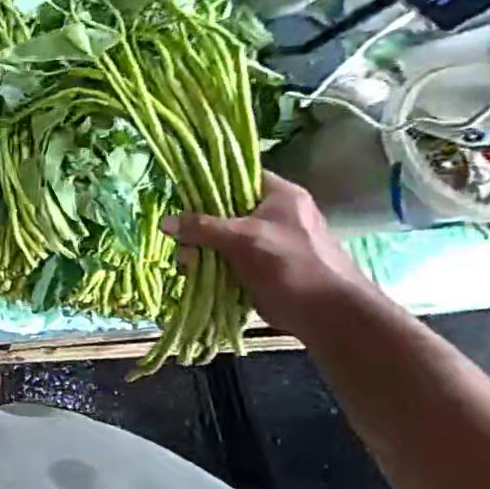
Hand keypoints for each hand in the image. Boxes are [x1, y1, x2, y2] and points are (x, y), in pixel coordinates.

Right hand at [161, 172, 374, 336]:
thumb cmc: (289, 263)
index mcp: (280, 196)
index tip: (182, 193)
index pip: (240, 175)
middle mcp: (274, 215)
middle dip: (198, 224)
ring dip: (201, 249)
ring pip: (223, 238)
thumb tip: (165, 222)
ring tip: (185, 262)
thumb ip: (202, 227)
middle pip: (225, 209)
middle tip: (179, 237)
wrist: (325, 312)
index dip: (211, 181)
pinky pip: (227, 259)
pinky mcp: (260, 267)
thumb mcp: (242, 238)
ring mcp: (267, 242)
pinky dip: (210, 265)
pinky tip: (192, 273)